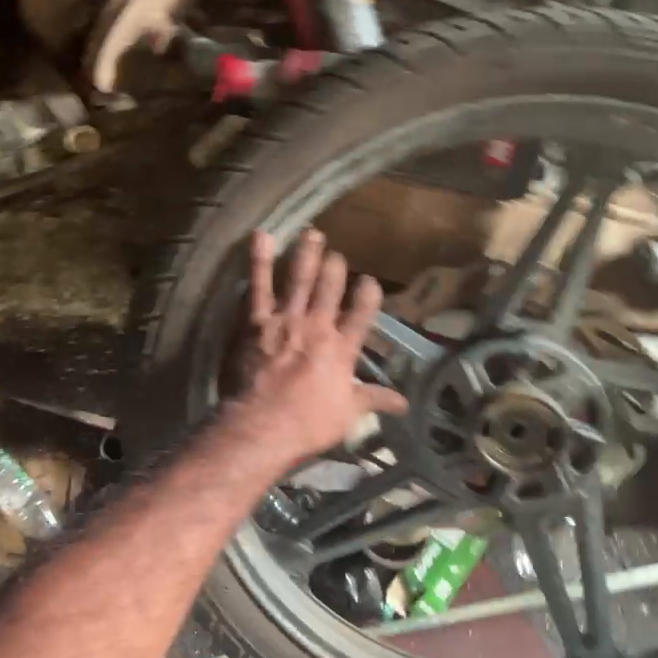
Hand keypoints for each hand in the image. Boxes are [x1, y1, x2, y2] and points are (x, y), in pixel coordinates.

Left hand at [223, 229, 406, 464]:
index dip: (368, 296)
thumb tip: (403, 402)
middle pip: (330, 290)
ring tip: (311, 234)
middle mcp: (316, 327)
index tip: (370, 281)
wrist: (262, 424)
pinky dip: (259, 259)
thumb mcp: (347, 415)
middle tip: (337, 254)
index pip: (362, 315)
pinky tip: (261, 236)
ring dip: (306, 254)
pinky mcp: (253, 320)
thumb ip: (372, 399)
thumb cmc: (306, 424)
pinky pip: (257, 285)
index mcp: (341, 349)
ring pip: (298, 279)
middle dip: (335, 269)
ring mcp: (284, 320)